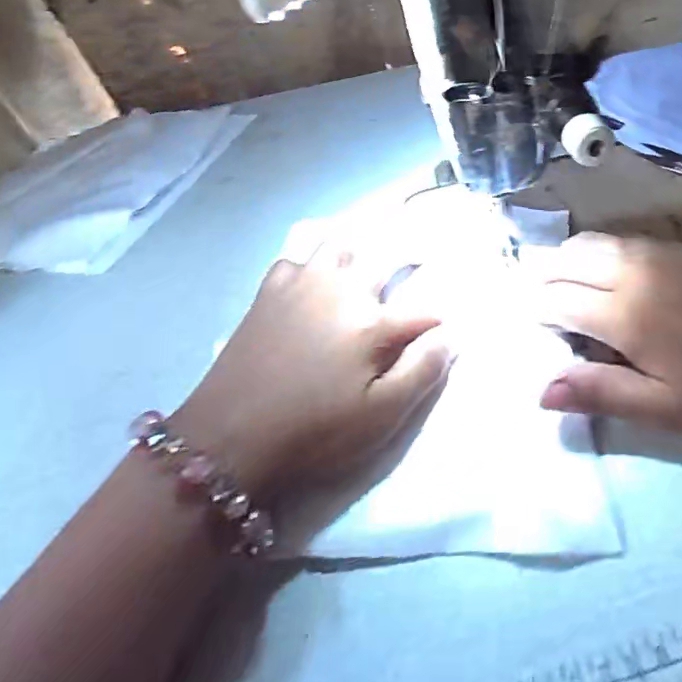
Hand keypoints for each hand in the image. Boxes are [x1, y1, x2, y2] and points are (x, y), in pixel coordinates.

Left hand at [171, 237, 453, 501]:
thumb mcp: (380, 417)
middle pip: (385, 257)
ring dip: (359, 248)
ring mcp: (302, 284)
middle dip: (409, 255)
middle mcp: (341, 289)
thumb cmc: (314, 432)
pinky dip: (311, 261)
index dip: (437, 322)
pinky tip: (312, 276)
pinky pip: (296, 258)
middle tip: (420, 253)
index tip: (443, 327)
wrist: (231, 437)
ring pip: (338, 245)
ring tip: (365, 258)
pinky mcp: (270, 290)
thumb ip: (422, 372)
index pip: (422, 313)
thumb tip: (450, 337)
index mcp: (373, 322)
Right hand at [524, 232, 681, 429]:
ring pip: (585, 243)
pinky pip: (613, 238)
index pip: (554, 300)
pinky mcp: (669, 244)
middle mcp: (628, 272)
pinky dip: (592, 252)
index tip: (540, 330)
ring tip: (565, 287)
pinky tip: (602, 274)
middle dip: (542, 281)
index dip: (537, 313)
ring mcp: (650, 251)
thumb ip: (601, 394)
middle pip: (562, 262)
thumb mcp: (664, 407)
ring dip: (564, 262)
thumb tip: (541, 392)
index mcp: (622, 315)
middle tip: (543, 307)